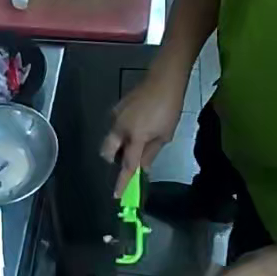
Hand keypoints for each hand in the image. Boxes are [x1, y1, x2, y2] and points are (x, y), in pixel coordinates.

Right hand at [100, 66, 186, 196]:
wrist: (164, 80)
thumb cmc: (169, 108)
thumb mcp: (165, 135)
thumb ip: (151, 153)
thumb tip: (141, 166)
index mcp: (135, 137)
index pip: (127, 165)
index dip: (122, 182)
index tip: (117, 196)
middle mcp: (120, 128)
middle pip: (107, 152)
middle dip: (114, 160)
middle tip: (129, 160)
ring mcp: (116, 117)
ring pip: (111, 139)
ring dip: (119, 145)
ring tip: (139, 138)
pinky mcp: (117, 108)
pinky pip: (115, 126)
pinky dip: (122, 132)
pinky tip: (138, 124)